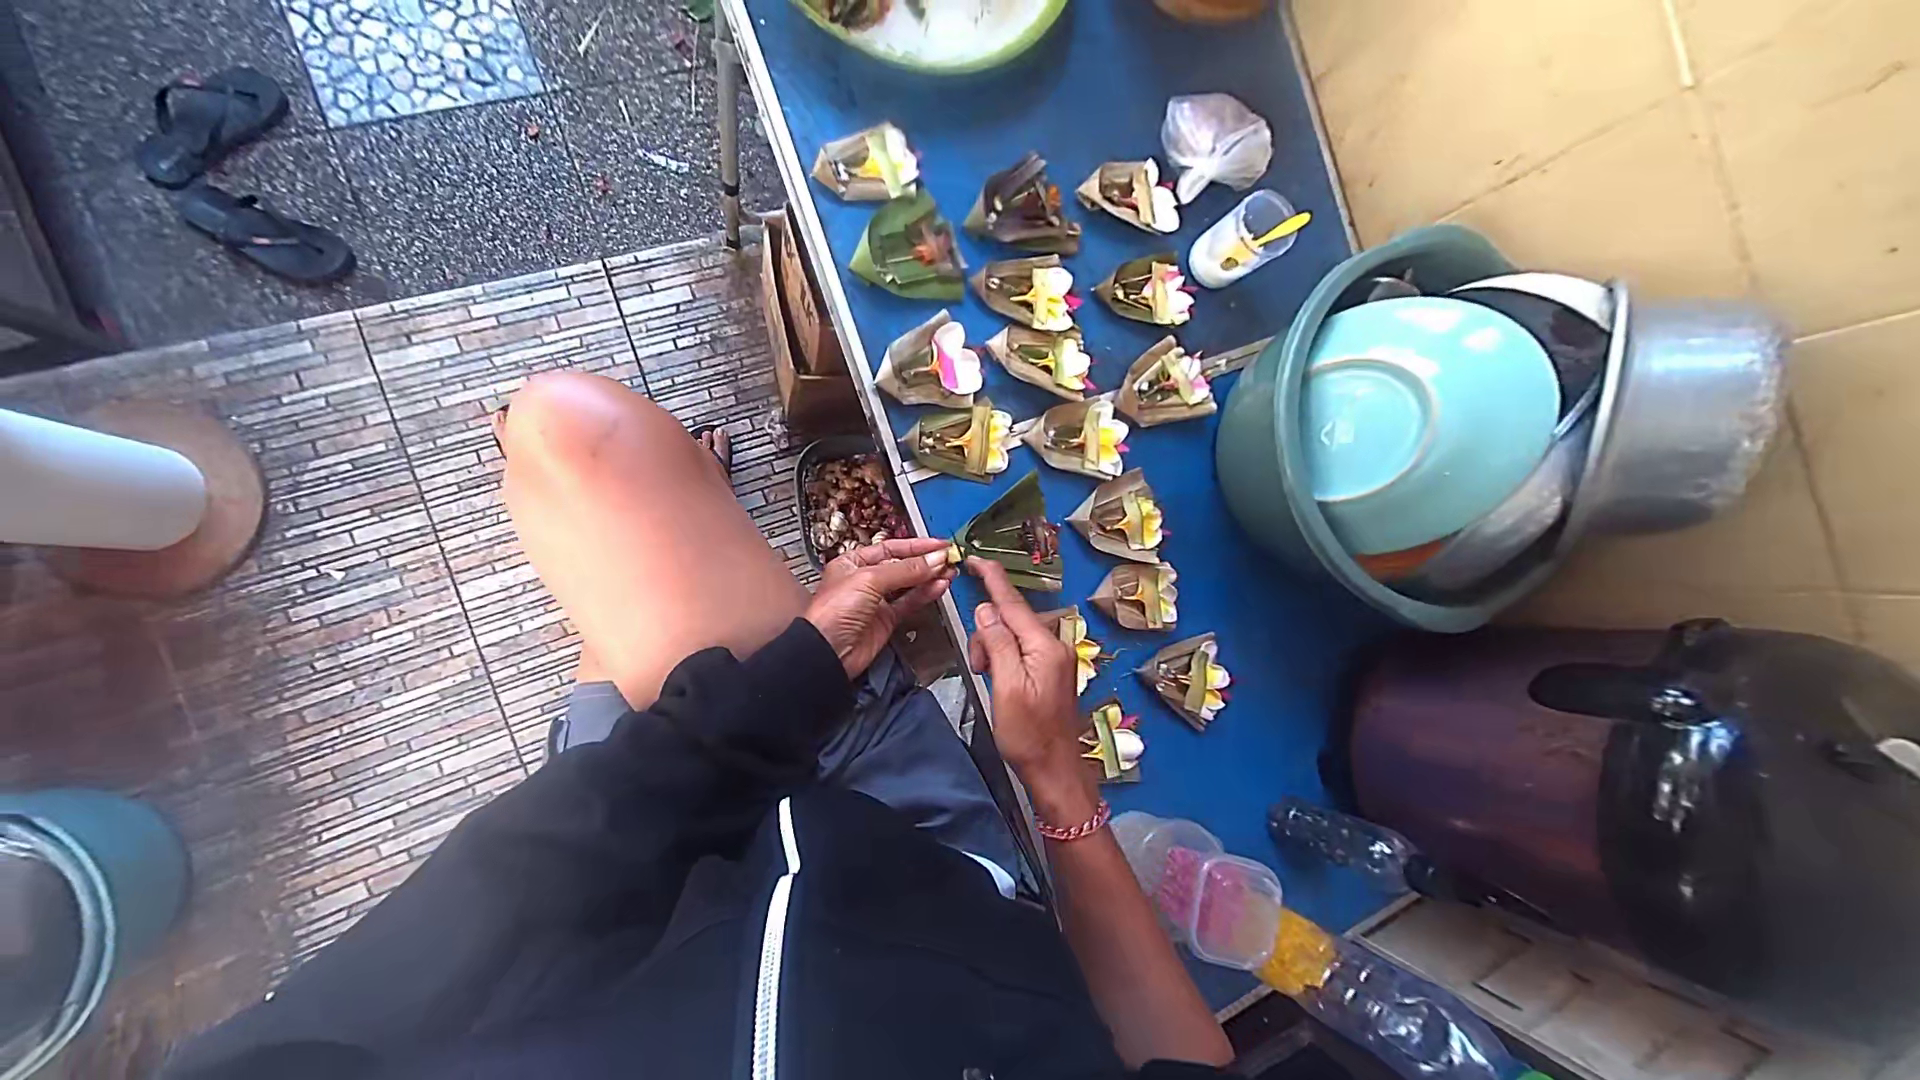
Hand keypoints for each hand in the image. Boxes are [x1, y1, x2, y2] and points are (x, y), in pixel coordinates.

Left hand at [806, 537, 954, 678]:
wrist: (828, 653)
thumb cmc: (831, 613)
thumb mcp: (869, 579)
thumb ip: (906, 569)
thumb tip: (933, 559)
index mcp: (853, 562)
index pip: (890, 547)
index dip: (916, 545)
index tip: (939, 545)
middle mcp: (865, 580)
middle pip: (902, 566)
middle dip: (926, 562)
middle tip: (948, 559)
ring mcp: (876, 601)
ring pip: (909, 585)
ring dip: (930, 578)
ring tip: (949, 572)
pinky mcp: (886, 620)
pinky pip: (910, 603)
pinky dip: (926, 595)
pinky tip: (939, 587)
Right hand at [966, 558, 1098, 821]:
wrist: (1056, 770)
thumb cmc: (1028, 734)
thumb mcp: (1005, 687)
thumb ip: (997, 643)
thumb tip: (986, 608)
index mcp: (1045, 646)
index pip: (1012, 602)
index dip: (992, 578)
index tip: (974, 558)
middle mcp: (1054, 644)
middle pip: (1010, 618)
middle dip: (987, 634)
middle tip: (978, 667)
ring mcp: (1055, 657)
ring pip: (1012, 635)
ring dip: (993, 650)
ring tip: (988, 679)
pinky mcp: (1051, 669)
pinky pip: (1020, 650)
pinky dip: (1004, 659)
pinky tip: (999, 680)